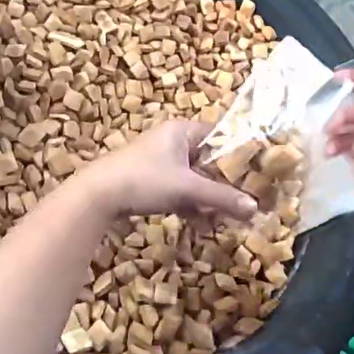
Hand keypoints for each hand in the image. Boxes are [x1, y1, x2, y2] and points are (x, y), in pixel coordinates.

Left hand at [69, 120, 256, 218]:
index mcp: (182, 130)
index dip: (239, 155)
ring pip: (194, 178)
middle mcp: (171, 141)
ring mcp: (159, 161)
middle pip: (208, 160)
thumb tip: (255, 208)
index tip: (257, 174)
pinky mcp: (149, 181)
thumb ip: (222, 197)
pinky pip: (179, 189)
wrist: (96, 196)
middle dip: (223, 184)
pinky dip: (190, 204)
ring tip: (222, 218)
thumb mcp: (187, 188)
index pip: (221, 136)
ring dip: (207, 198)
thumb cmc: (144, 180)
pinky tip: (200, 223)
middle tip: (243, 203)